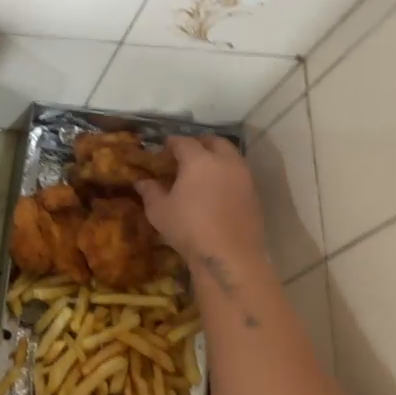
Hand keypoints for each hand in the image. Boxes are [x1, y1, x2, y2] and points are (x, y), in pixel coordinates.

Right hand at [135, 135, 265, 269]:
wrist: (228, 253)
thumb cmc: (187, 227)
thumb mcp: (158, 210)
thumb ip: (150, 191)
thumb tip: (141, 181)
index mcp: (199, 160)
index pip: (183, 142)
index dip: (171, 142)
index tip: (162, 147)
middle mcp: (225, 161)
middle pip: (214, 141)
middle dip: (199, 143)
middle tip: (185, 153)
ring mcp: (243, 176)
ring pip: (231, 155)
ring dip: (216, 156)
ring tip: (202, 170)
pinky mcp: (253, 192)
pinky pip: (238, 172)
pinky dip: (226, 172)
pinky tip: (216, 188)